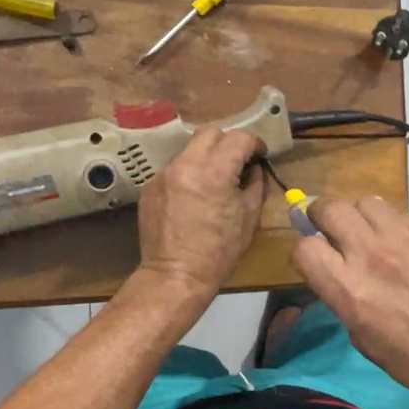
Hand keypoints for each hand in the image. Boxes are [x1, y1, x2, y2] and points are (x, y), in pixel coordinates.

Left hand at [137, 127, 265, 300]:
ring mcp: (163, 175)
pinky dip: (189, 174)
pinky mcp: (150, 186)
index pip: (238, 138)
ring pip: (190, 150)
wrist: (176, 275)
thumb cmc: (219, 252)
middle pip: (210, 133)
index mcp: (214, 174)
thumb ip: (255, 184)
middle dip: (228, 143)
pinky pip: (175, 169)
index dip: (254, 143)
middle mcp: (185, 166)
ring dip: (207, 158)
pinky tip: (194, 197)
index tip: (259, 155)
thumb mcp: (250, 218)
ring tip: (214, 181)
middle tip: (237, 162)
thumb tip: (254, 168)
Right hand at [291, 196, 408, 402]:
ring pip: (365, 202)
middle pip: (330, 209)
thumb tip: (336, 274)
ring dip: (357, 215)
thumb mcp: (363, 339)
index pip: (305, 248)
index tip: (313, 260)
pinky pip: (397, 214)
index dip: (304, 252)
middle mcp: (372, 255)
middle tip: (327, 229)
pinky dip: (389, 224)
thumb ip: (343, 299)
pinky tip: (398, 245)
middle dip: (321, 217)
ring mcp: (403, 239)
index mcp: (350, 290)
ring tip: (366, 233)